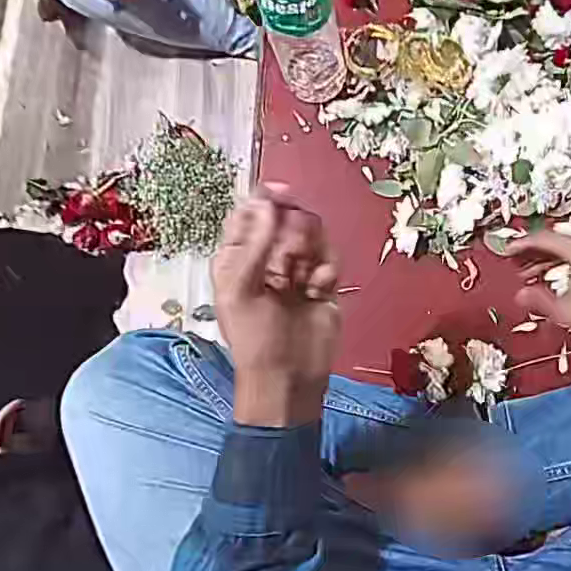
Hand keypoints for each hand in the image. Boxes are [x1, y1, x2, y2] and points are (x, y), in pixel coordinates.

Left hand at [213, 186, 341, 426]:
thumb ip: (255, 243)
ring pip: (313, 236)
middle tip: (289, 259)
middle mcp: (269, 259)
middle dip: (293, 233)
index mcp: (238, 258)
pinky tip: (319, 290)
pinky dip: (328, 271)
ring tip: (303, 279)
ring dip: (311, 252)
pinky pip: (332, 259)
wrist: (290, 377)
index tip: (283, 193)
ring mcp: (298, 270)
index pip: (251, 215)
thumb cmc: (256, 338)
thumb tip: (266, 202)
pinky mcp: (324, 283)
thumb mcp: (242, 289)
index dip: (266, 201)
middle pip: (287, 220)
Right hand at [509, 231, 570, 357]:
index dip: (522, 244)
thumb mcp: (565, 311)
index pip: (545, 238)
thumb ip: (539, 300)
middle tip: (515, 263)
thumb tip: (520, 295)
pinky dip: (563, 266)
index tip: (508, 250)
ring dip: (548, 261)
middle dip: (533, 253)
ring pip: (569, 252)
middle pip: (557, 242)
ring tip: (530, 275)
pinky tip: (554, 281)